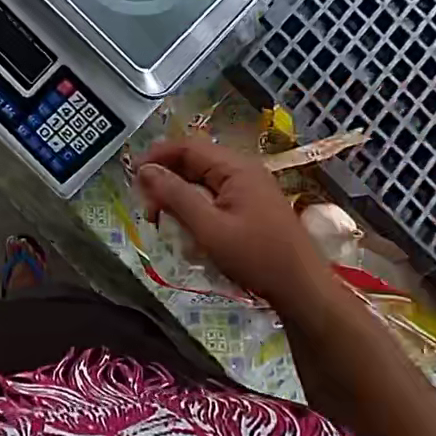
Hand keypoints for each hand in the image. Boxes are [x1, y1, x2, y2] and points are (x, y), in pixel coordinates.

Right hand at [135, 139, 319, 302]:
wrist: (302, 288)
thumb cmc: (256, 257)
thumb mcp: (209, 228)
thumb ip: (175, 196)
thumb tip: (145, 171)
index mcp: (236, 168)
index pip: (188, 147)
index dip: (157, 156)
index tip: (133, 176)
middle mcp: (243, 170)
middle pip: (194, 162)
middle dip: (165, 179)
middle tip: (147, 207)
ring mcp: (249, 188)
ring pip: (202, 180)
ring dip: (178, 194)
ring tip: (161, 218)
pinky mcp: (251, 205)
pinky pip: (214, 195)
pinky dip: (194, 205)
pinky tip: (185, 225)